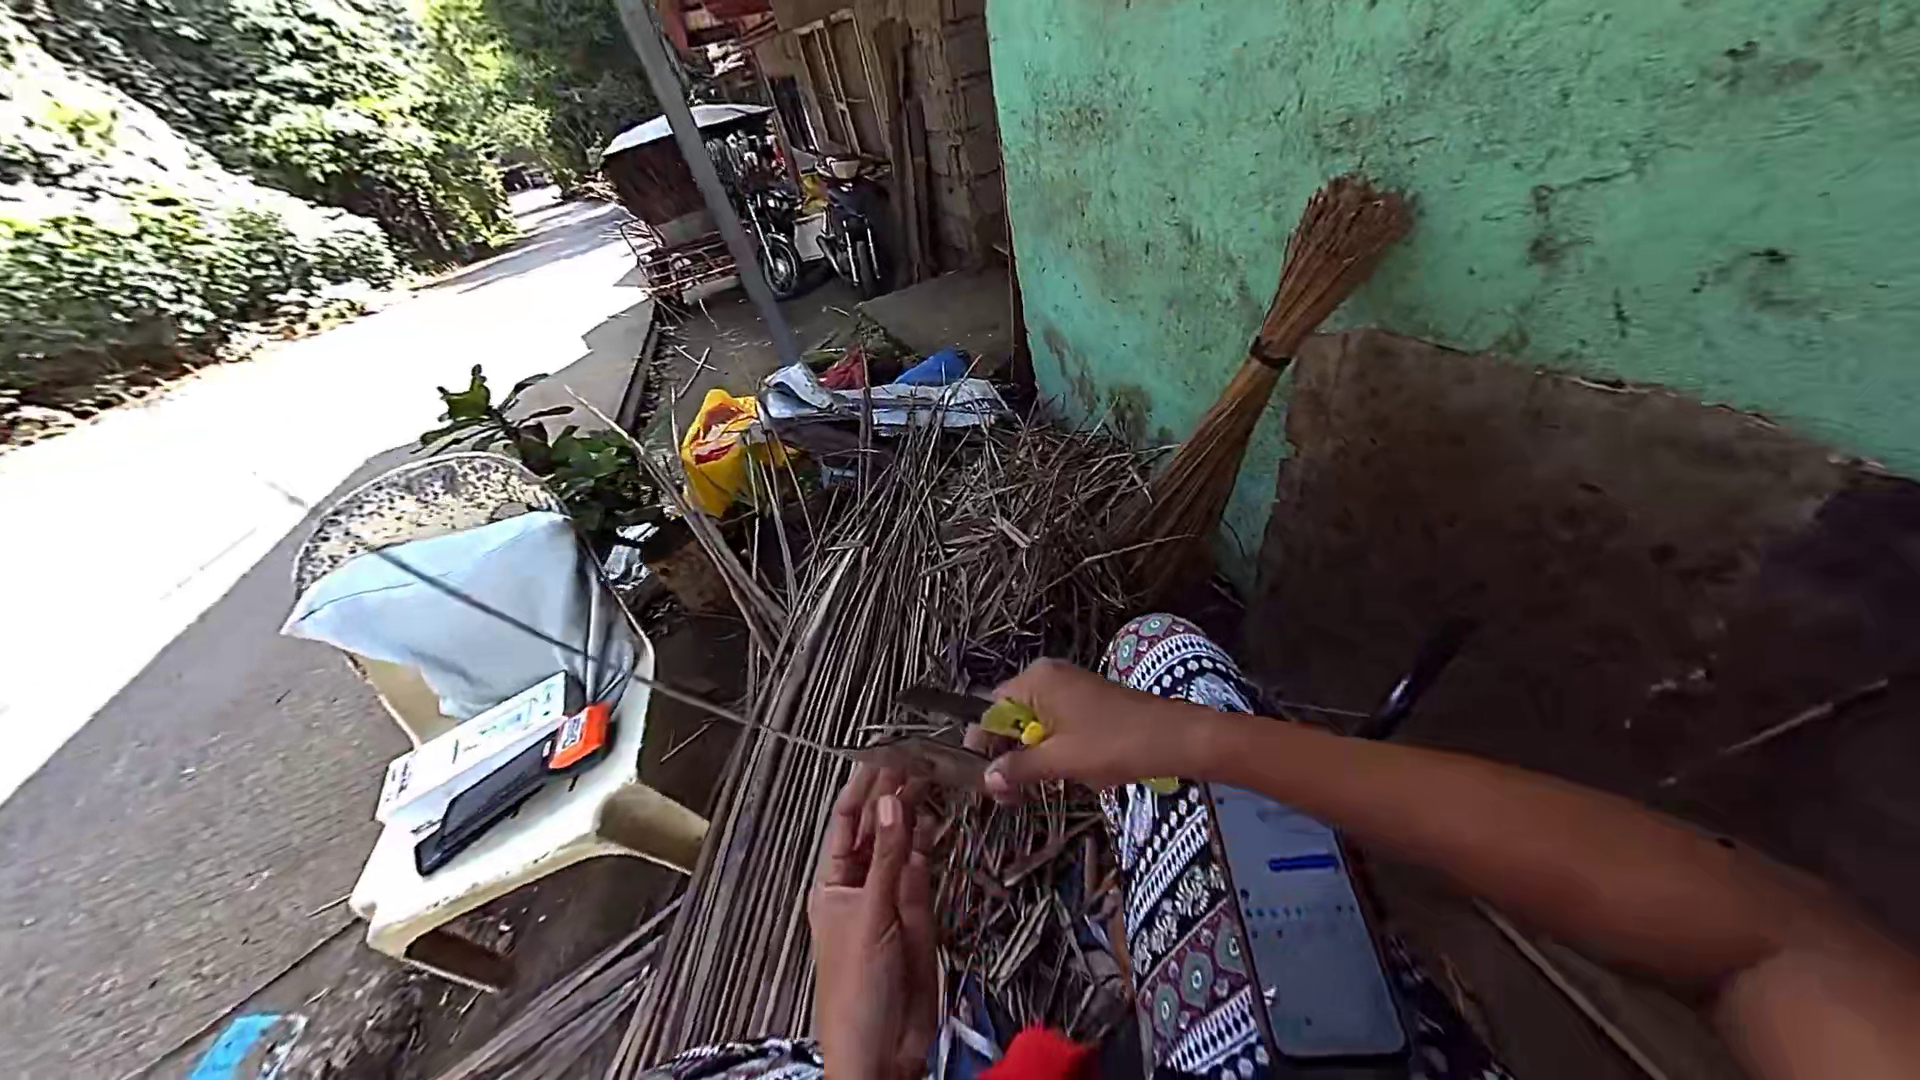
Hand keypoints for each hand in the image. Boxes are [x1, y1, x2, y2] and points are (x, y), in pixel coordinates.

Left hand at [808, 766, 936, 1079]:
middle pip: (878, 824)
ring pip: (903, 839)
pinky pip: (923, 864)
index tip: (883, 754)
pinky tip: (935, 817)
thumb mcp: (870, 915)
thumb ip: (888, 857)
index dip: (864, 785)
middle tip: (915, 757)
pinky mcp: (918, 907)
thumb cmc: (856, 990)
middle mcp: (862, 879)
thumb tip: (893, 801)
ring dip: (914, 810)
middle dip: (893, 791)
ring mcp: (891, 892)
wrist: (886, 1053)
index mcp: (834, 880)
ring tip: (929, 774)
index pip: (848, 819)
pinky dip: (930, 840)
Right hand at [978, 658, 1226, 800]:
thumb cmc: (1113, 744)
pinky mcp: (1086, 699)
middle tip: (1008, 793)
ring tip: (1038, 786)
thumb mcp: (1061, 760)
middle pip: (1010, 715)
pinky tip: (1066, 769)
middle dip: (1008, 752)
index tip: (981, 778)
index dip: (983, 744)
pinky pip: (1054, 722)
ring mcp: (1069, 685)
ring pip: (1033, 722)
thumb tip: (987, 779)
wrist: (1174, 738)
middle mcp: (1047, 675)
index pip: (990, 709)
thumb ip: (1019, 767)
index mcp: (1036, 681)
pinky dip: (1053, 746)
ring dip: (1031, 754)